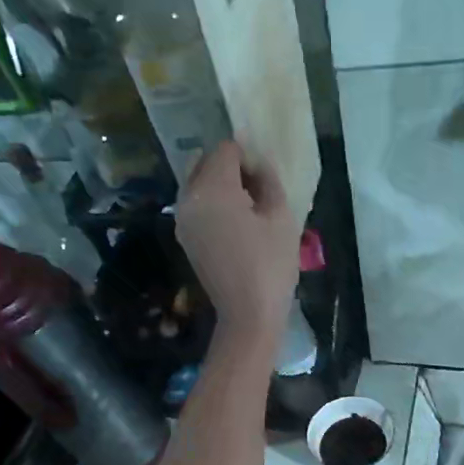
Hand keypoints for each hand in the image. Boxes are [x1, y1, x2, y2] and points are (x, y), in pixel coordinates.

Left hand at [175, 141, 300, 342]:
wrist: (248, 315)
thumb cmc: (270, 264)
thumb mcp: (281, 217)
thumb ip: (268, 180)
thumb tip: (259, 164)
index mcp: (212, 188)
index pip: (226, 150)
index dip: (249, 158)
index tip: (266, 182)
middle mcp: (188, 198)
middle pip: (206, 162)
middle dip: (231, 168)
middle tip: (257, 192)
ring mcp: (182, 219)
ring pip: (198, 183)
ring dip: (220, 185)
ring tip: (248, 209)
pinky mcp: (184, 237)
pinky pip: (196, 205)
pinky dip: (212, 204)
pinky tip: (235, 224)